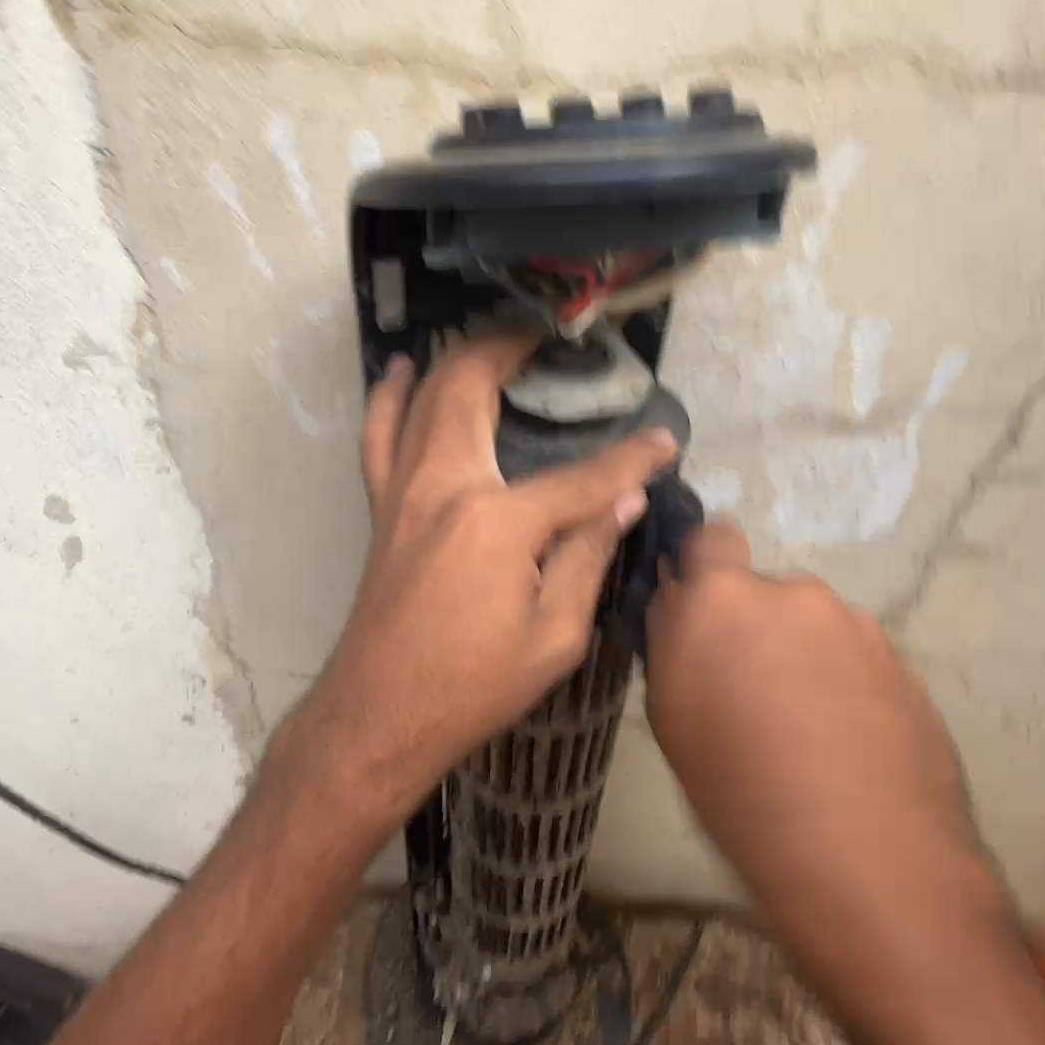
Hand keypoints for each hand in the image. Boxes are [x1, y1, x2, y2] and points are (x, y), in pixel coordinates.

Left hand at [304, 331, 677, 812]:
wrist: (380, 713)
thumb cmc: (472, 686)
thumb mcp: (555, 637)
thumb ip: (587, 555)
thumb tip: (624, 499)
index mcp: (496, 521)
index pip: (581, 477)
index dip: (630, 460)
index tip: (664, 441)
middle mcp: (442, 486)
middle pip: (471, 387)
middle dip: (509, 345)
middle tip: (546, 331)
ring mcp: (401, 491)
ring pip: (421, 395)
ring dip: (455, 356)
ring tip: (489, 335)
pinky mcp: (381, 507)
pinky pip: (380, 432)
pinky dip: (391, 395)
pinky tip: (400, 372)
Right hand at [645, 523, 1044, 1044]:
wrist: (865, 855)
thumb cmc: (737, 789)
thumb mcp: (671, 717)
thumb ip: (672, 643)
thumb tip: (677, 607)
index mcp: (722, 600)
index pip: (708, 538)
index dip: (702, 564)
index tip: (698, 604)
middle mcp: (792, 595)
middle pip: (761, 592)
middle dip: (751, 626)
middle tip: (747, 690)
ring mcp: (856, 626)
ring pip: (810, 626)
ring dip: (798, 656)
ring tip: (803, 727)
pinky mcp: (904, 662)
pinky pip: (853, 657)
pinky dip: (841, 683)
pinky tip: (842, 741)